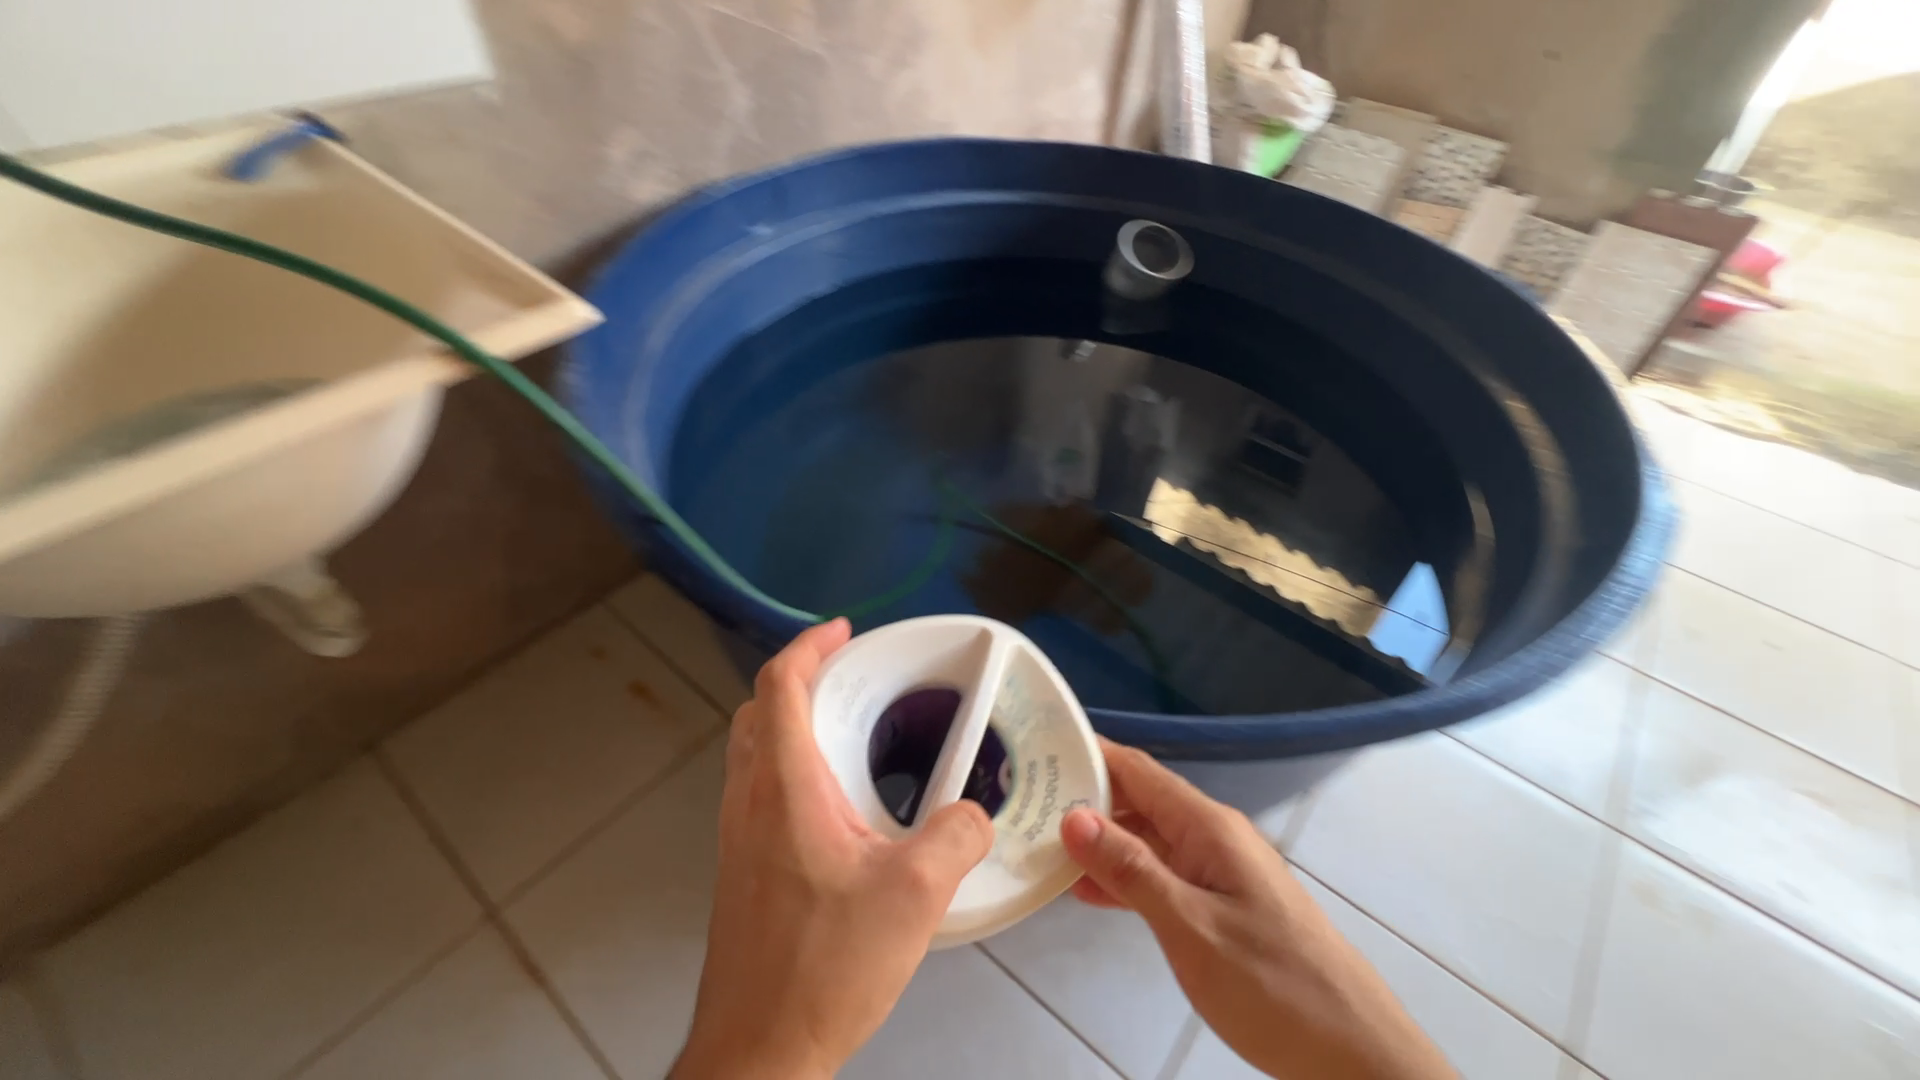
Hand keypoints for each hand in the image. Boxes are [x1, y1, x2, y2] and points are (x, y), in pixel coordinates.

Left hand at [673, 618, 995, 1078]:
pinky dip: (792, 764)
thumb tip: (973, 815)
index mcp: (785, 788)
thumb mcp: (916, 895)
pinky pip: (761, 788)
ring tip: (849, 729)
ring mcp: (739, 835)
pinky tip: (838, 800)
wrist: (758, 1048)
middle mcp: (751, 800)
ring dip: (793, 721)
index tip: (843, 631)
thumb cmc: (825, 966)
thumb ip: (957, 836)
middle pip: (759, 710)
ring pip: (755, 749)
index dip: (809, 646)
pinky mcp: (743, 866)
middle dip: (802, 678)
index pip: (780, 687)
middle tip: (851, 677)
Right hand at [1062, 739, 1455, 1079]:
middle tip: (1022, 804)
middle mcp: (1212, 836)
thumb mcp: (1190, 928)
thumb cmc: (1273, 987)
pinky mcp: (1220, 905)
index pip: (1137, 769)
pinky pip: (1161, 875)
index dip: (1088, 753)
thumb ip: (1131, 870)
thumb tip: (1073, 815)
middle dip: (1084, 798)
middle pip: (1139, 800)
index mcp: (1207, 826)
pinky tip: (1086, 891)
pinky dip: (1124, 877)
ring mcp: (1218, 871)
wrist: (1354, 1056)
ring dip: (1099, 841)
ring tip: (1039, 845)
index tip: (1036, 749)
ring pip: (1146, 839)